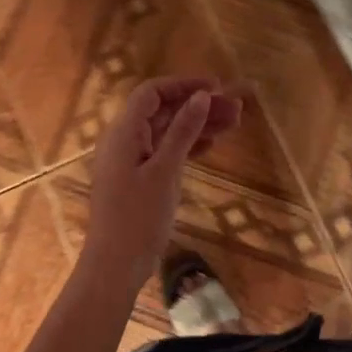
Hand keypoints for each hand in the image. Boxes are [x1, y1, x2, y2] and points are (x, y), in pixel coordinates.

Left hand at [82, 77, 241, 286]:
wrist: (115, 265)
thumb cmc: (138, 217)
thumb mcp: (165, 171)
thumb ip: (183, 131)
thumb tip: (201, 97)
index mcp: (124, 132)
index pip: (152, 93)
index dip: (183, 85)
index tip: (216, 87)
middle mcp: (124, 141)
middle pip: (162, 111)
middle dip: (198, 106)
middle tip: (237, 109)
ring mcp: (130, 161)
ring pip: (166, 132)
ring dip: (197, 125)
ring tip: (234, 124)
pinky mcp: (137, 180)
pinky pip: (163, 152)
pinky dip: (186, 146)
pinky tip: (210, 146)